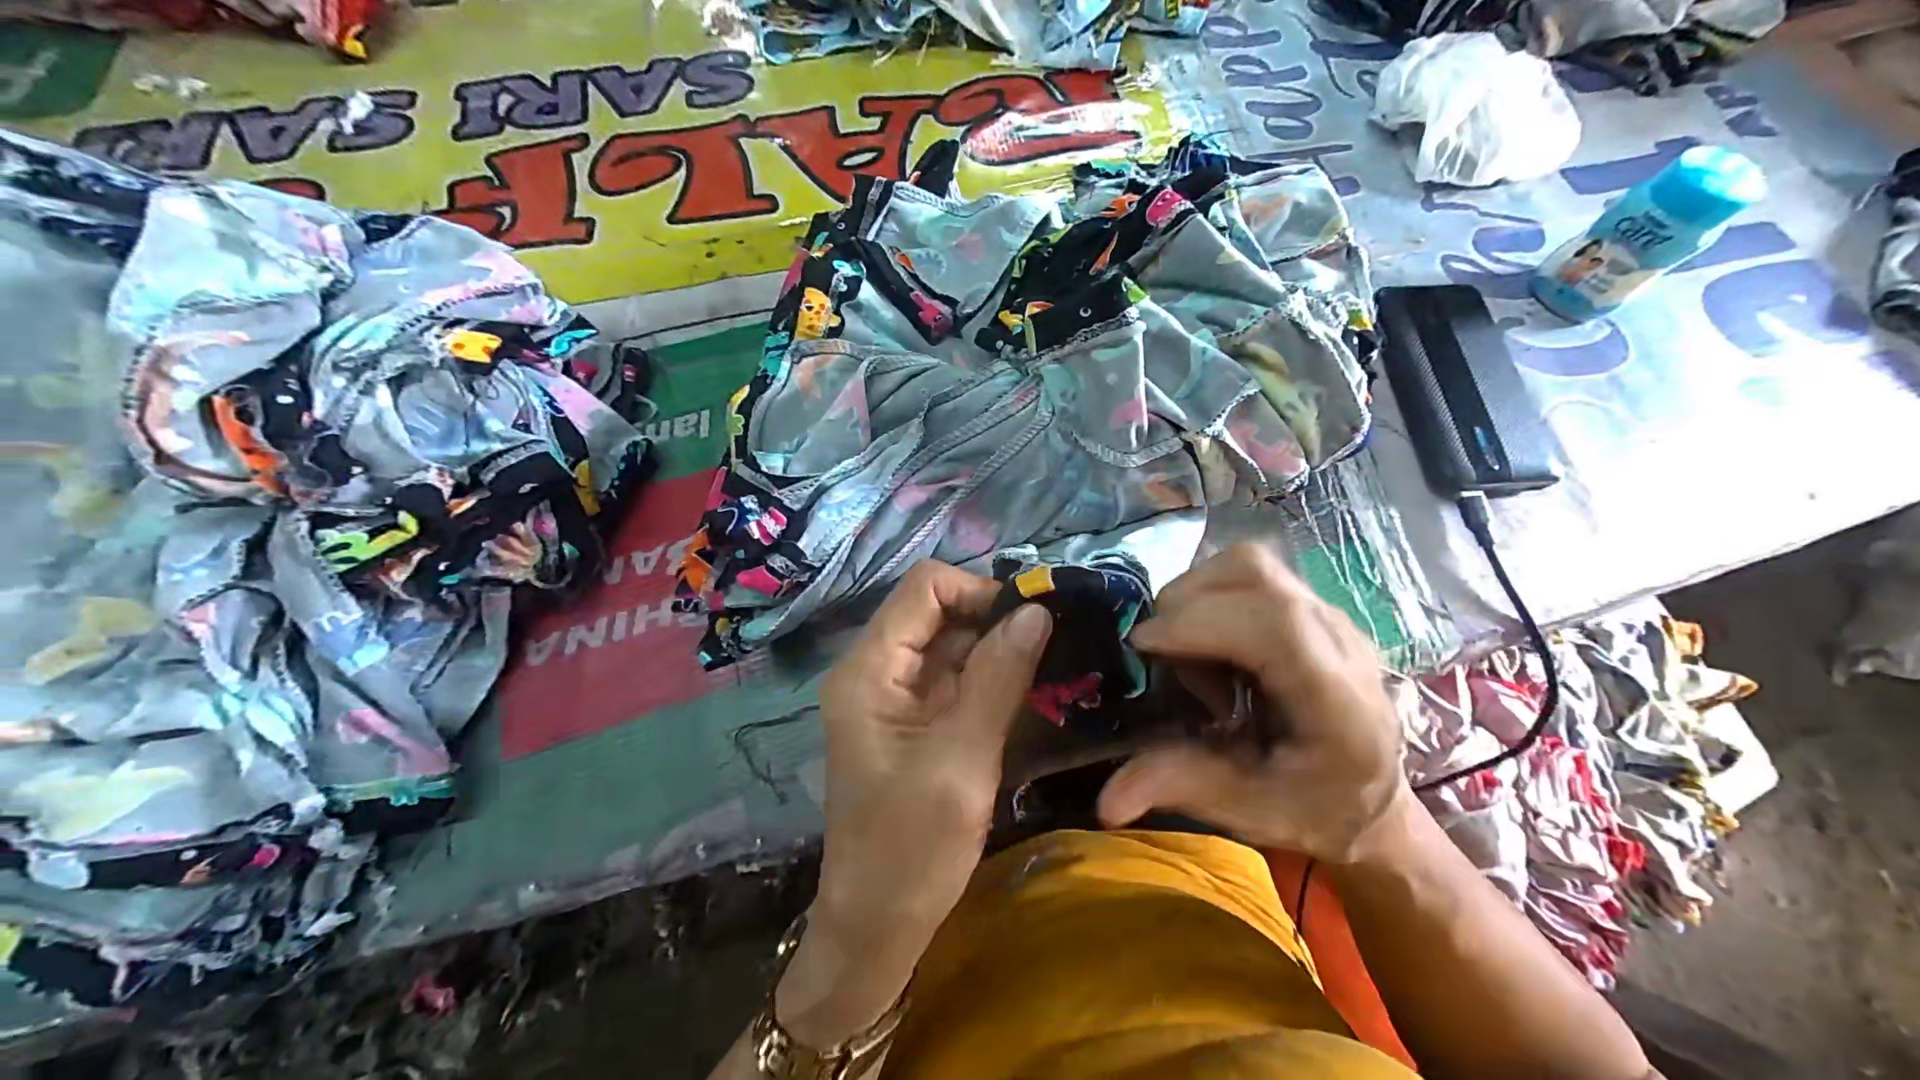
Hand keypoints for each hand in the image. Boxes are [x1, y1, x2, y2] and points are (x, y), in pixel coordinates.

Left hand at [780, 561, 1049, 1043]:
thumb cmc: (911, 848)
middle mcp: (878, 670)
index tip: (1032, 624)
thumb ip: (997, 679)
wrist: (877, 926)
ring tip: (1054, 666)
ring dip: (1000, 650)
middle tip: (1055, 645)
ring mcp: (896, 697)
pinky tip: (1032, 693)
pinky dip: (993, 679)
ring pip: (953, 645)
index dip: (979, 592)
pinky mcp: (916, 723)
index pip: (925, 588)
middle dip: (996, 621)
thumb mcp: (961, 760)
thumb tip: (1036, 611)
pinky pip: (957, 680)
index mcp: (869, 668)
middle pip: (939, 612)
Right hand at [1096, 544, 1407, 863]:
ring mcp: (1326, 614)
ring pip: (1248, 563)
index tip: (1142, 645)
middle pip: (1255, 573)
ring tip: (1184, 650)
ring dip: (1195, 594)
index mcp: (1337, 700)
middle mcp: (1338, 639)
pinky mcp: (1309, 606)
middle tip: (1158, 654)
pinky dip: (1209, 595)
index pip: (1274, 625)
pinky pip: (1249, 575)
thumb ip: (1184, 787)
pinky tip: (1207, 645)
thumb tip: (1106, 801)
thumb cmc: (1317, 807)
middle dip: (1186, 603)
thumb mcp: (1252, 811)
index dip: (1199, 622)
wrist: (1373, 794)